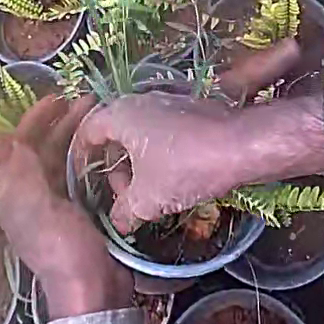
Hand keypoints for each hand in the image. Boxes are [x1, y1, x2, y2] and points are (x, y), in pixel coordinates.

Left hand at [0, 94, 130, 319]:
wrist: (94, 291)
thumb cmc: (62, 249)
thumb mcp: (35, 208)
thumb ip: (18, 172)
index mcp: (16, 193)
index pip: (20, 145)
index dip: (36, 119)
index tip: (59, 97)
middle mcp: (33, 195)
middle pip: (44, 149)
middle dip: (62, 122)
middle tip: (89, 100)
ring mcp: (59, 204)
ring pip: (64, 159)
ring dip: (79, 136)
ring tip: (101, 116)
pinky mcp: (83, 211)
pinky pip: (83, 174)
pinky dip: (92, 156)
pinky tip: (108, 146)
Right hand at [71, 40, 323, 232]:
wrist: (242, 146)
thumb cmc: (185, 167)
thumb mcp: (147, 198)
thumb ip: (124, 211)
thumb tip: (117, 222)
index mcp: (121, 114)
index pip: (87, 130)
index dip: (81, 158)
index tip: (86, 184)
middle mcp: (142, 101)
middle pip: (114, 134)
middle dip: (114, 168)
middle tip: (124, 197)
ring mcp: (169, 103)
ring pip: (141, 135)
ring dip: (138, 165)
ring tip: (147, 195)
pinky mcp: (192, 112)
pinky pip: (163, 133)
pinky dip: (159, 156)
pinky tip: (172, 181)